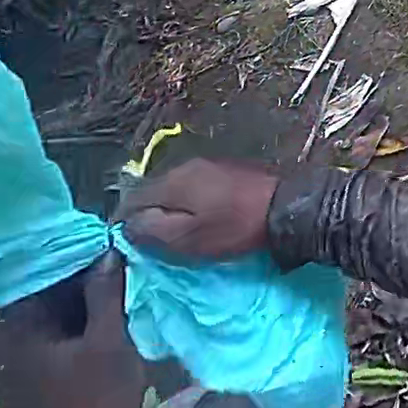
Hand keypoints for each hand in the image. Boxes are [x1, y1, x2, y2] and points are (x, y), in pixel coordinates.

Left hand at [0, 254, 142, 407]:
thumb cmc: (99, 400)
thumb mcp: (110, 338)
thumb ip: (106, 290)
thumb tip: (110, 246)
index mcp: (22, 333)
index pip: (40, 276)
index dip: (70, 251)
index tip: (99, 231)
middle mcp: (20, 343)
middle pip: (49, 291)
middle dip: (80, 268)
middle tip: (113, 243)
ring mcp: (35, 359)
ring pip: (60, 309)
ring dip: (86, 289)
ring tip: (117, 262)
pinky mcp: (52, 370)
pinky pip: (67, 327)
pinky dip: (86, 311)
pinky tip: (112, 296)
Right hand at [119, 159, 280, 259]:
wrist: (283, 207)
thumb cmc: (232, 227)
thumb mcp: (187, 238)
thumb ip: (151, 230)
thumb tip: (126, 225)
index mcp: (172, 180)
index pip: (132, 198)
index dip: (124, 221)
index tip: (125, 243)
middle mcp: (186, 165)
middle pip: (153, 190)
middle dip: (146, 213)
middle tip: (149, 240)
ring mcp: (208, 164)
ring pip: (174, 187)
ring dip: (169, 207)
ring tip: (173, 231)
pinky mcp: (226, 169)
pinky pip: (195, 185)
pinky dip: (189, 201)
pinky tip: (198, 216)